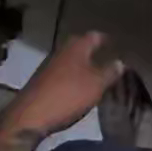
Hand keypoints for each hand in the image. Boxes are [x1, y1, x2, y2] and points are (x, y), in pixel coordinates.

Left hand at [0, 31, 125, 136]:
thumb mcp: (96, 85)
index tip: (114, 43)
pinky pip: (63, 71)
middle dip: (93, 51)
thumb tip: (120, 61)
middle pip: (81, 45)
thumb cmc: (68, 95)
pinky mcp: (42, 78)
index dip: (105, 39)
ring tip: (94, 74)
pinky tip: (76, 87)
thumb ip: (109, 72)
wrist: (31, 114)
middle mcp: (63, 49)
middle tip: (106, 59)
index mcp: (77, 46)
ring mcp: (50, 63)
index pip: (95, 36)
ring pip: (71, 59)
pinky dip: (72, 75)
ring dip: (82, 64)